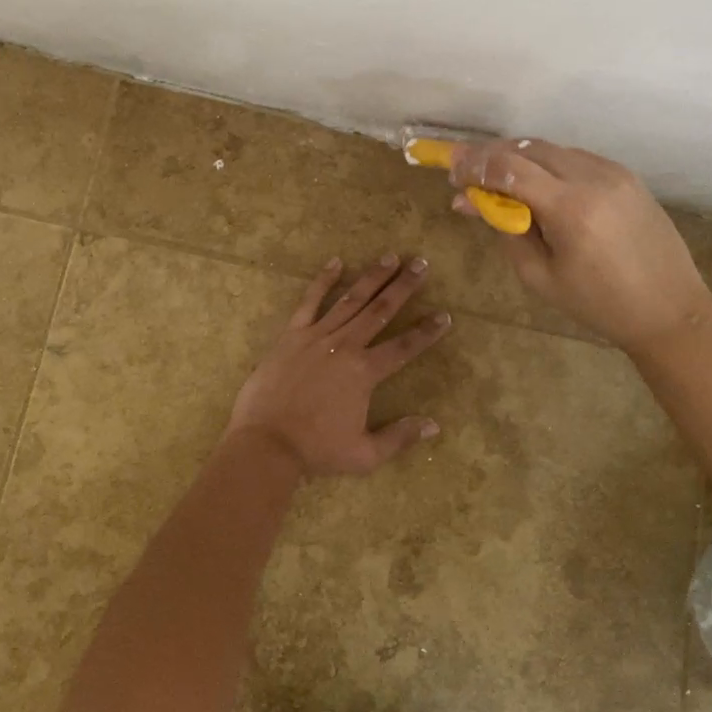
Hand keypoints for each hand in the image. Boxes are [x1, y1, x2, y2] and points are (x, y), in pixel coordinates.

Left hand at [225, 254, 449, 477]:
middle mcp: (345, 346)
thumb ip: (399, 437)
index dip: (426, 332)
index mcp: (365, 373)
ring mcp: (316, 336)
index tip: (444, 315)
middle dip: (403, 286)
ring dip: (372, 277)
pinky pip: (309, 302)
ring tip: (389, 257)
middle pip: (380, 310)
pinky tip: (336, 262)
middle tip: (421, 263)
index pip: (404, 347)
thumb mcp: (364, 455)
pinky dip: (323, 281)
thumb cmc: (316, 451)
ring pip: (350, 300)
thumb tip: (432, 425)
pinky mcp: (291, 335)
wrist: (266, 442)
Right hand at [448, 139, 711, 351]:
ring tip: (494, 179)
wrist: (669, 308)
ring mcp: (614, 172)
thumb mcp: (539, 276)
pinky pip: (575, 158)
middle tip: (464, 171)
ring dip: (518, 157)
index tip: (450, 170)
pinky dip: (547, 164)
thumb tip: (469, 200)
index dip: (474, 164)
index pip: (509, 168)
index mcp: (571, 209)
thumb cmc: (598, 304)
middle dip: (490, 155)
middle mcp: (593, 178)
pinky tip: (535, 185)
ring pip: (551, 149)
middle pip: (528, 148)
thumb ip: (505, 230)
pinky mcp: (626, 176)